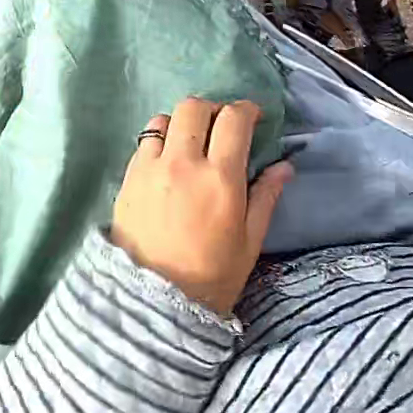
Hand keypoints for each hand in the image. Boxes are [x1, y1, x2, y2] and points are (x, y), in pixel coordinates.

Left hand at [111, 98, 293, 315]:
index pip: (233, 119)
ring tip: (191, 143)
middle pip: (195, 107)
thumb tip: (284, 166)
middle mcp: (183, 164)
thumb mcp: (250, 241)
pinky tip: (168, 162)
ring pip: (165, 119)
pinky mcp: (128, 180)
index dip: (247, 110)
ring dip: (183, 123)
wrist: (153, 305)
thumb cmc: (211, 276)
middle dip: (214, 109)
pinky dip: (159, 141)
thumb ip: (266, 196)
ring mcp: (150, 170)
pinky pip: (143, 143)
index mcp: (221, 178)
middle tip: (222, 127)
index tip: (253, 118)